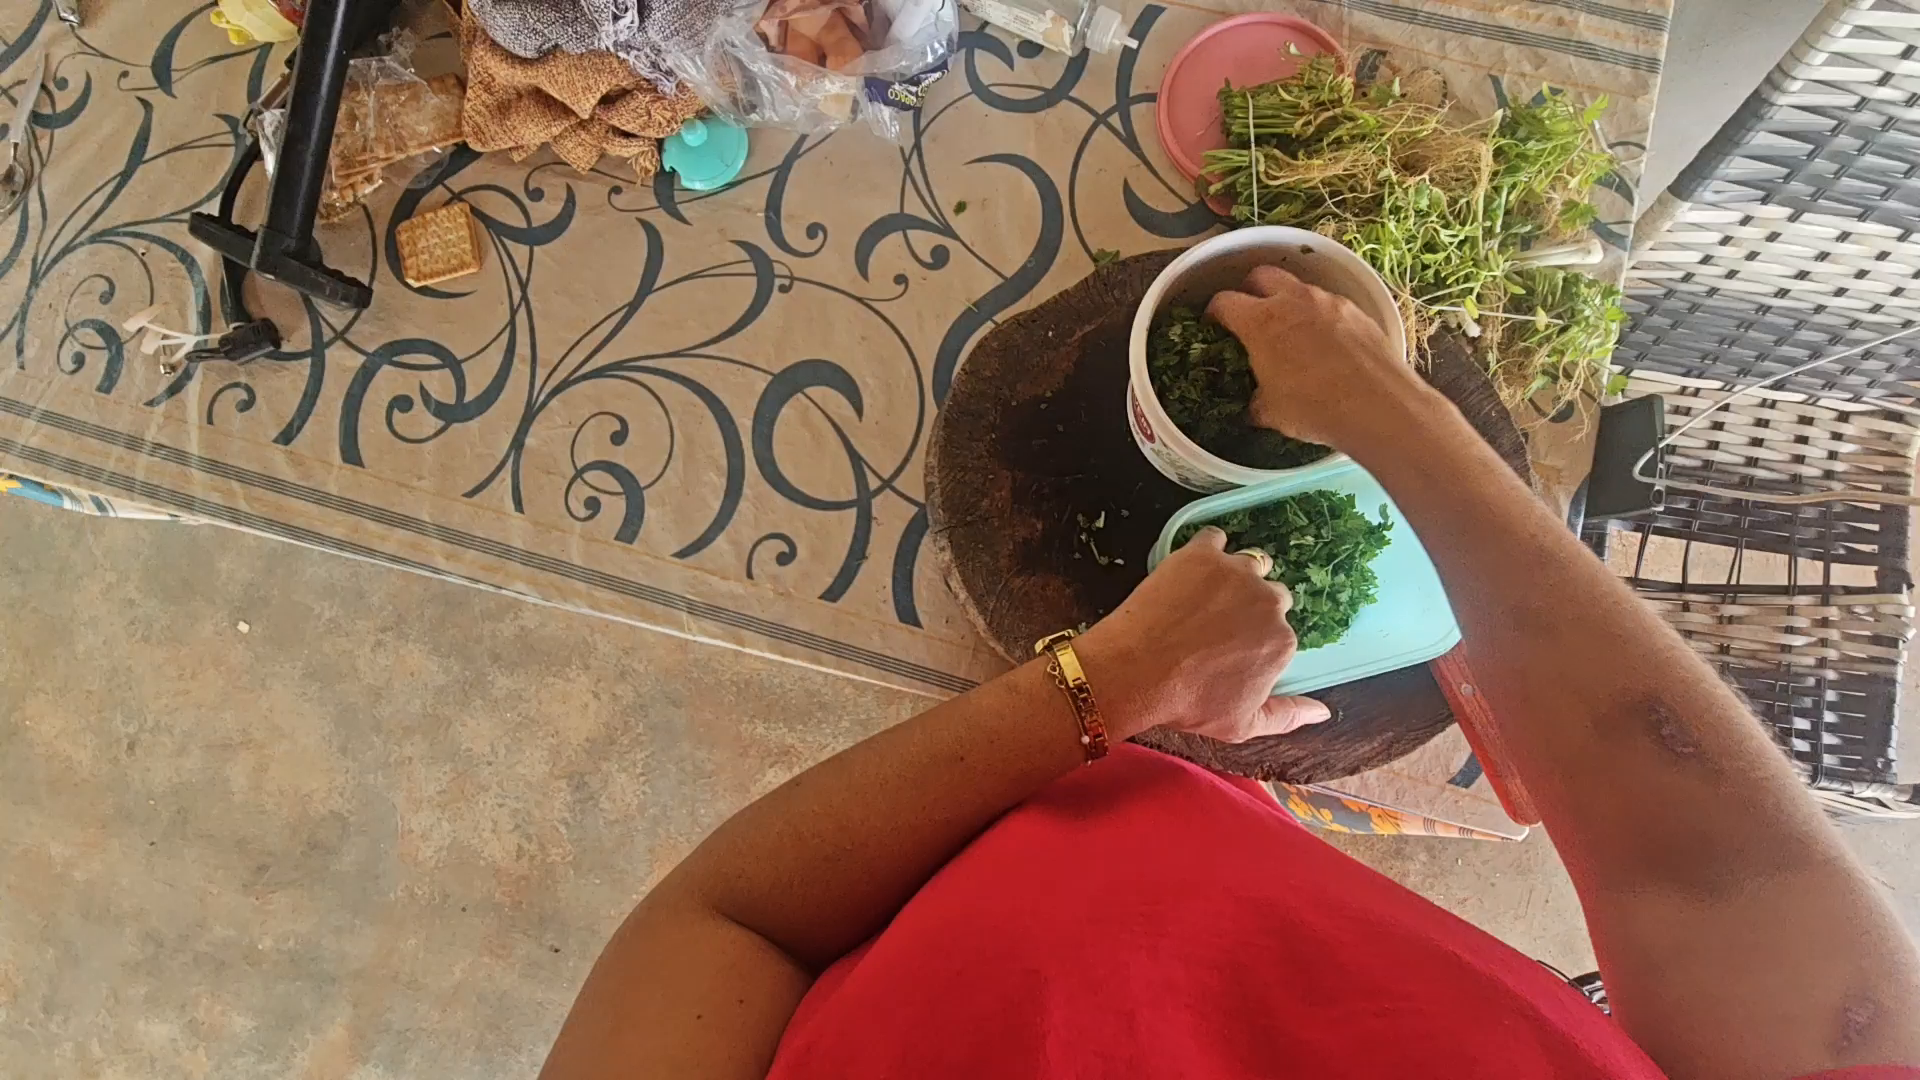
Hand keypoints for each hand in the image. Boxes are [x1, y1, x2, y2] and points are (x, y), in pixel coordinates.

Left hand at [1073, 526, 1329, 742]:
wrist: (1137, 670)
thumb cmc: (1188, 702)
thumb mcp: (1243, 724)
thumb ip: (1287, 715)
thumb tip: (1322, 712)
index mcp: (1282, 641)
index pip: (1280, 630)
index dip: (1257, 636)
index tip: (1233, 643)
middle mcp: (1268, 602)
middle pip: (1270, 594)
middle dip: (1250, 604)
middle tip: (1217, 619)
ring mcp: (1235, 573)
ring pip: (1248, 563)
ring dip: (1235, 573)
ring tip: (1208, 590)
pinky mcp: (1202, 554)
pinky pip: (1213, 537)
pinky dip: (1207, 546)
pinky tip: (1195, 561)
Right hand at [1206, 265, 1434, 450]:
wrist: (1377, 406)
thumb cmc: (1313, 408)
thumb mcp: (1269, 412)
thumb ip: (1253, 400)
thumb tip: (1252, 405)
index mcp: (1260, 322)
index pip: (1223, 302)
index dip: (1212, 313)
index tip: (1212, 326)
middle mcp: (1293, 300)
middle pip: (1261, 275)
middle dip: (1249, 291)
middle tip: (1248, 316)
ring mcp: (1328, 301)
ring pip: (1297, 286)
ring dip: (1286, 301)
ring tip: (1287, 330)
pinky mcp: (1357, 310)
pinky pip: (1327, 303)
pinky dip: (1316, 315)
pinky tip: (1321, 343)